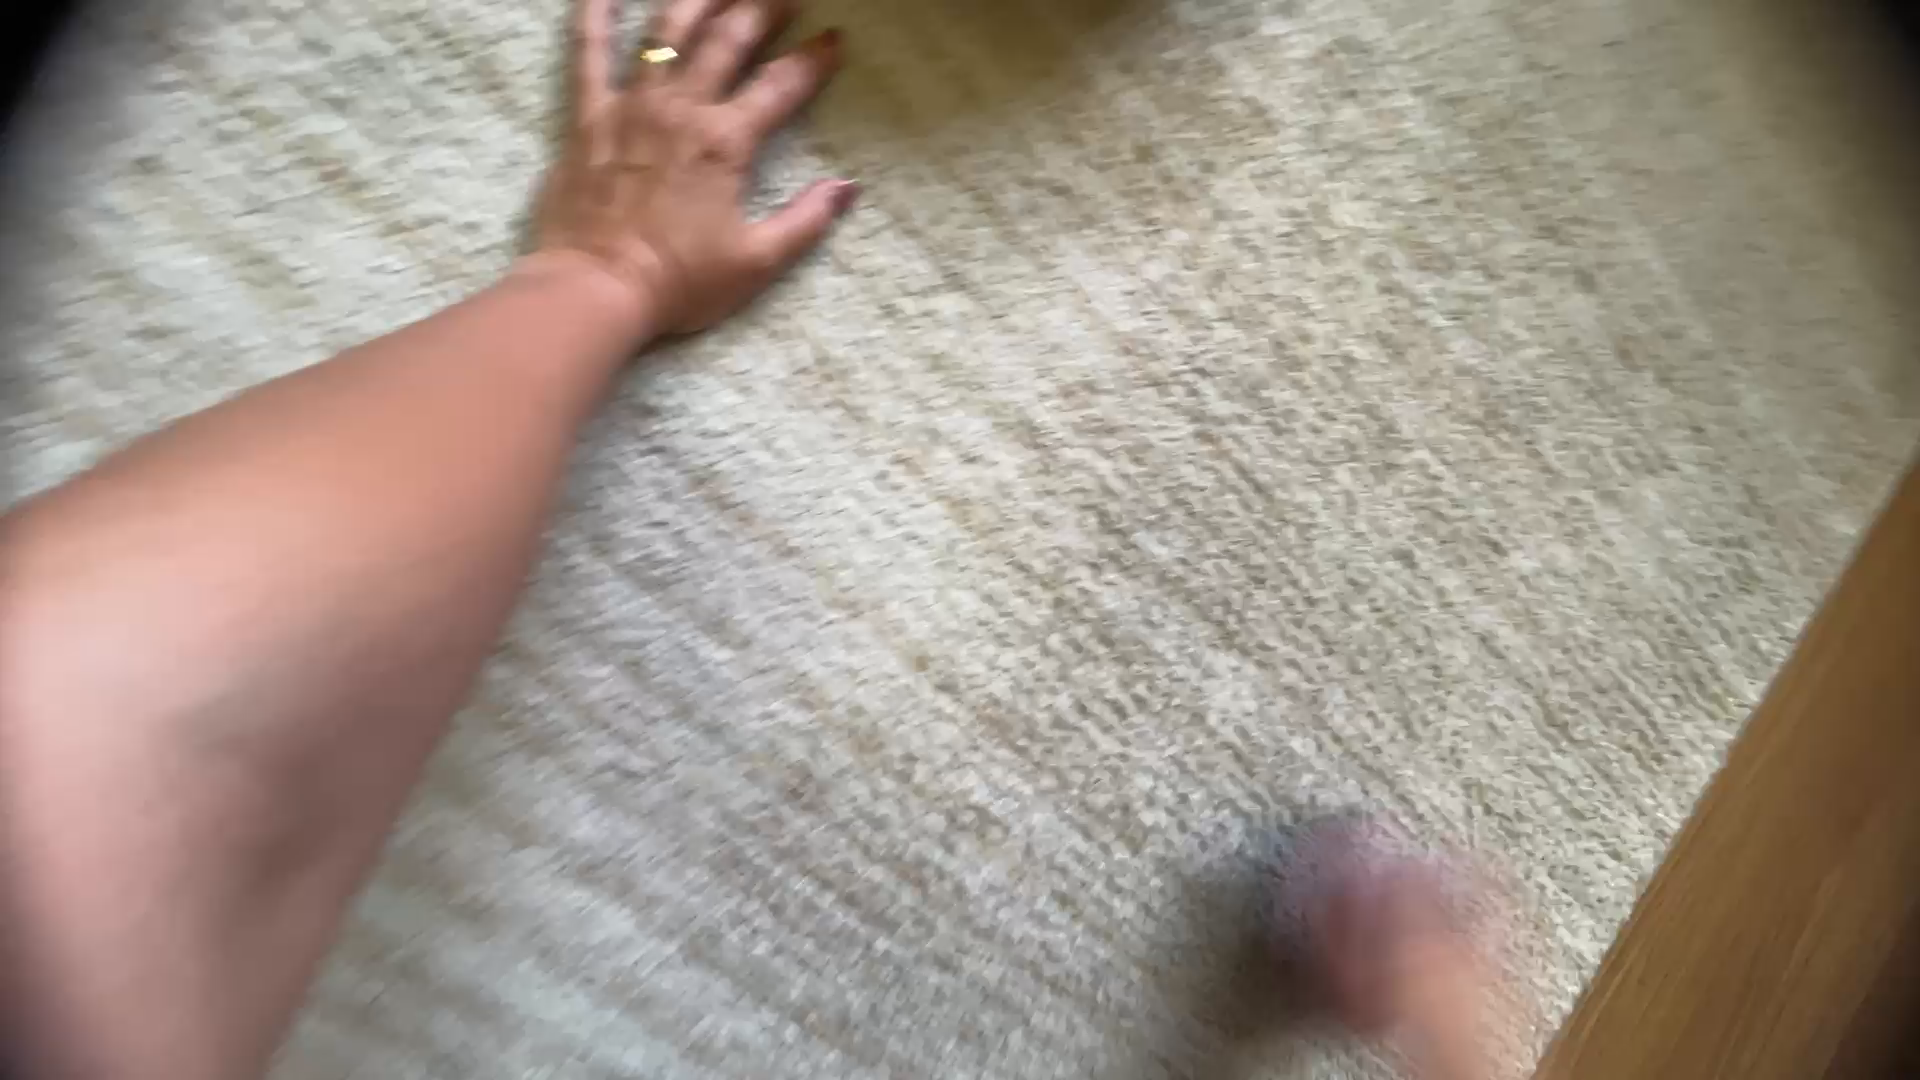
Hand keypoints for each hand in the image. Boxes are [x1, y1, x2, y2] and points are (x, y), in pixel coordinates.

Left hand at [528, 0, 856, 341]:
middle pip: (726, 40)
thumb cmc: (683, 281)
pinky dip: (595, 14)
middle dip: (760, 10)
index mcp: (726, 142)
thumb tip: (847, 188)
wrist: (599, 285)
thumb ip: (806, 221)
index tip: (835, 39)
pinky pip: (589, 51)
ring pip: (666, 31)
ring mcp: (630, 105)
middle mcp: (681, 108)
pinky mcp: (588, 116)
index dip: (812, 61)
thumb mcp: (758, 262)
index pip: (780, 88)